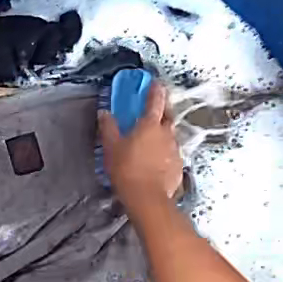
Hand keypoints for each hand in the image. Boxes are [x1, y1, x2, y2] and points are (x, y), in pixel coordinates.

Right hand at [98, 80, 182, 211]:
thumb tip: (104, 113)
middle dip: (163, 110)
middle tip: (155, 109)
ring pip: (171, 135)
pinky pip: (172, 152)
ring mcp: (175, 150)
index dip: (155, 90)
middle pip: (168, 116)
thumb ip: (108, 127)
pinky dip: (165, 151)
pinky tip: (156, 159)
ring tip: (152, 138)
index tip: (156, 82)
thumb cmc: (127, 168)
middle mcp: (166, 134)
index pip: (155, 101)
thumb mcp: (111, 146)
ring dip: (163, 133)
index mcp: (150, 124)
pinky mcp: (178, 166)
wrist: (147, 198)